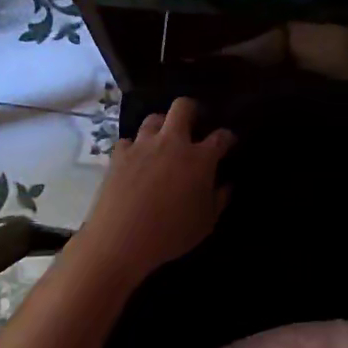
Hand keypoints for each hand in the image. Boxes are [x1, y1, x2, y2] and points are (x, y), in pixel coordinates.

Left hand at [71, 98, 232, 284]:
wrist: (121, 239)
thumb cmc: (171, 233)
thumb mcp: (206, 222)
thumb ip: (220, 199)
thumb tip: (225, 184)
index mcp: (200, 158)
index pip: (221, 137)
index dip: (228, 138)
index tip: (229, 144)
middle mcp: (172, 143)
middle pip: (183, 107)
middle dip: (193, 110)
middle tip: (195, 126)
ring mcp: (142, 146)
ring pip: (154, 118)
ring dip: (163, 126)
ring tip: (165, 141)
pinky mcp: (118, 155)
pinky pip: (129, 141)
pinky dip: (136, 147)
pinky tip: (137, 161)